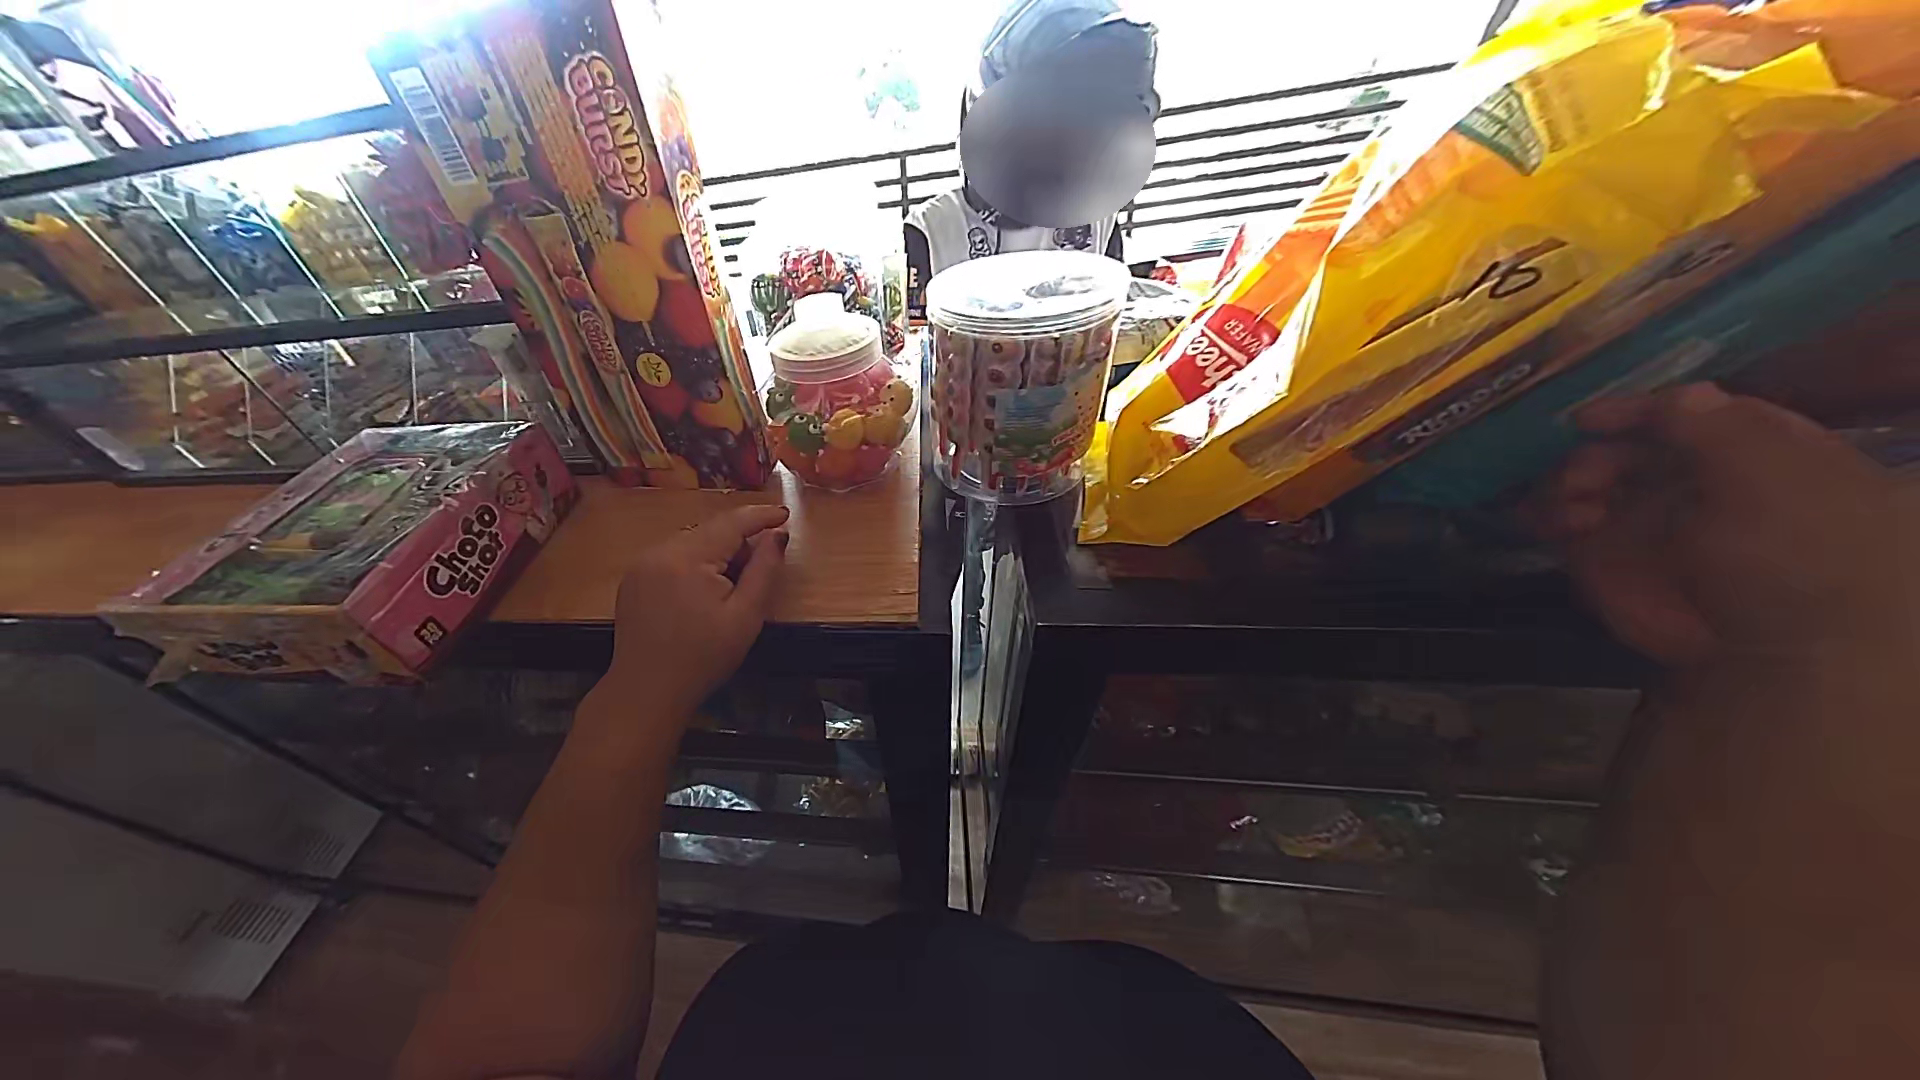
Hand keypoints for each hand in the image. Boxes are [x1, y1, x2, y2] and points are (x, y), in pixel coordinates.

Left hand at [604, 504, 788, 715]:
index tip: (786, 514)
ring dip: (720, 550)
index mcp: (687, 558)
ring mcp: (642, 564)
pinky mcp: (635, 578)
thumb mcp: (746, 615)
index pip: (731, 523)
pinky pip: (675, 555)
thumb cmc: (704, 657)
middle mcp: (659, 552)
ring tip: (738, 580)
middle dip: (741, 538)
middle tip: (766, 560)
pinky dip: (699, 561)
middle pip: (710, 530)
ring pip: (693, 541)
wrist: (647, 692)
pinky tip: (709, 588)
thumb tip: (778, 535)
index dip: (761, 516)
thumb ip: (765, 569)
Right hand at [1541, 383, 1916, 669]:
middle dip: (1595, 454)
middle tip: (1584, 479)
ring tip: (1573, 510)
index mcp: (1751, 455)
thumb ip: (1723, 431)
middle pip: (1625, 444)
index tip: (1590, 418)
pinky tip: (1554, 523)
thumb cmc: (1797, 558)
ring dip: (1565, 483)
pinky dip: (1543, 513)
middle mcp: (1692, 481)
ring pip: (1582, 477)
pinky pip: (1555, 518)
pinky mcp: (1599, 553)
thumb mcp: (1774, 481)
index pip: (1690, 414)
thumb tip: (1678, 393)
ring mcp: (1641, 518)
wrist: (1766, 653)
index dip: (1641, 409)